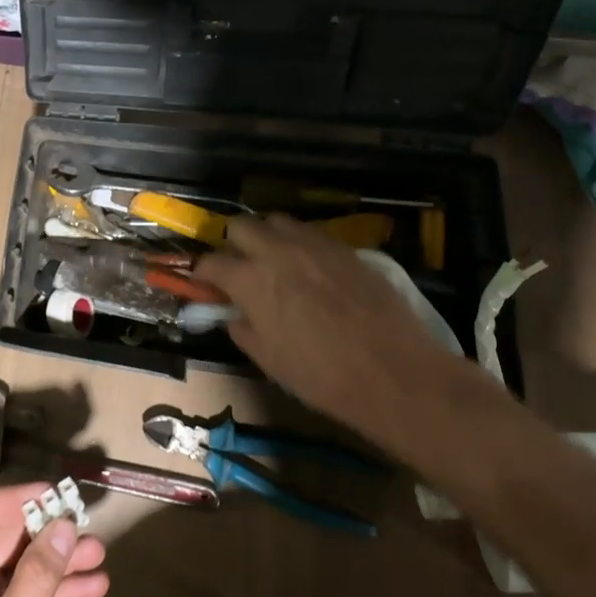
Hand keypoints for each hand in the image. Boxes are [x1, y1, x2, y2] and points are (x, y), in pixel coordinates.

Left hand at [0, 482, 109, 596]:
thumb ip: (36, 579)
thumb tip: (64, 525)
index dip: (23, 498)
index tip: (63, 495)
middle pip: (12, 539)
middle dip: (52, 532)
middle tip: (90, 530)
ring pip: (28, 569)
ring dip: (64, 562)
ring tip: (101, 558)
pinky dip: (62, 593)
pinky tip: (94, 589)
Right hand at [197, 214, 452, 430]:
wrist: (393, 372)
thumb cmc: (321, 375)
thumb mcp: (267, 360)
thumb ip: (241, 328)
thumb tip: (232, 314)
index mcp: (249, 279)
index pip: (210, 262)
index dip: (202, 273)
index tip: (204, 284)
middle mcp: (276, 250)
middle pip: (240, 226)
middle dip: (232, 243)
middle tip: (239, 267)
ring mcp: (312, 244)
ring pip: (276, 221)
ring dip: (267, 236)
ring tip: (274, 260)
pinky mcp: (344, 248)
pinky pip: (310, 232)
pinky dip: (299, 243)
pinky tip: (309, 267)